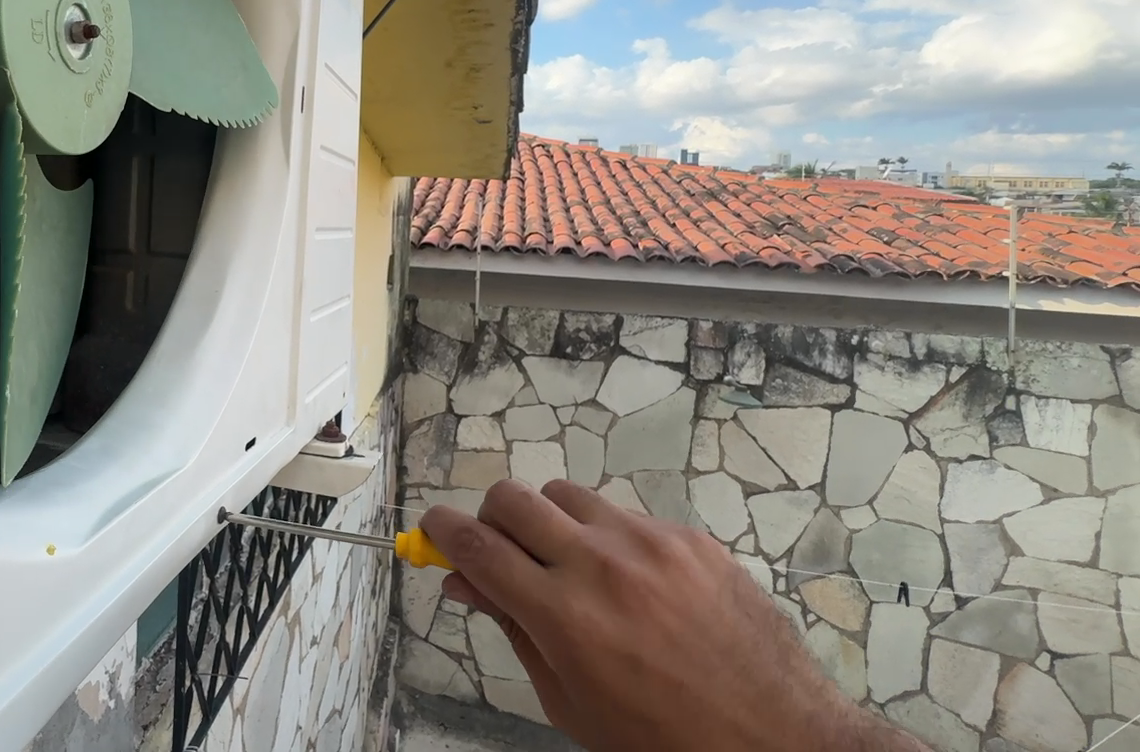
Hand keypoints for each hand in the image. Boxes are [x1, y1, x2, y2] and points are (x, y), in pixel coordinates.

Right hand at [420, 479, 927, 751]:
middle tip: (506, 553)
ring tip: (575, 565)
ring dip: (549, 522)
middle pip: (510, 498)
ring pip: (562, 494)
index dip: (440, 529)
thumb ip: (512, 629)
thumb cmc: (661, 742)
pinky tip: (636, 584)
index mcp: (563, 615)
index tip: (432, 528)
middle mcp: (598, 564)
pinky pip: (621, 515)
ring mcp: (647, 543)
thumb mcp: (571, 702)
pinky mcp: (688, 537)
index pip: (475, 545)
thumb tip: (461, 581)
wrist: (789, 745)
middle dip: (491, 519)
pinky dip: (607, 539)